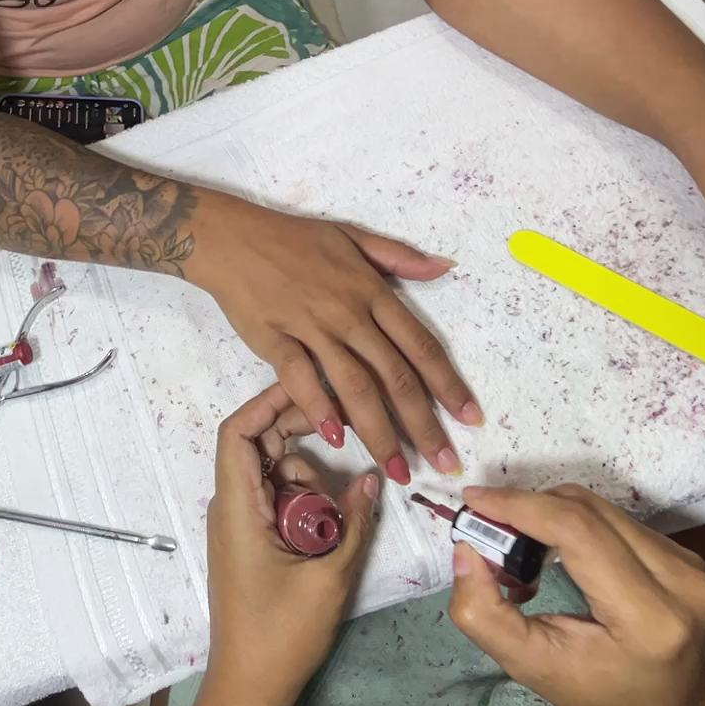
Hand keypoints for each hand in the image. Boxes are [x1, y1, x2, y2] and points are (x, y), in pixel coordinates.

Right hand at [187, 197, 479, 485]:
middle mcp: (348, 313)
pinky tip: (335, 438)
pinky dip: (318, 407)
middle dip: (424, 424)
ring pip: (354, 386)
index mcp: (370, 291)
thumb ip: (397, 256)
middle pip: (395, 376)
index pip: (420, 344)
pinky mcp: (275, 339)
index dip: (448, 384)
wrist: (233, 239)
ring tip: (399, 470)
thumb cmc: (291, 239)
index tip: (471, 418)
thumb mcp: (351, 236)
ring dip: (380, 432)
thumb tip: (444, 267)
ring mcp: (311, 328)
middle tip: (446, 464)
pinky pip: (300, 378)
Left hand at [204, 385, 379, 705]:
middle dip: (299, 434)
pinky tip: (330, 528)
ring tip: (334, 515)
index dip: (268, 402)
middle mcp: (232, 506)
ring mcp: (240, 523)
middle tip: (344, 435)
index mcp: (237, 506)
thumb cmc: (281, 635)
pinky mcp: (252, 539)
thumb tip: (374, 477)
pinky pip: (277, 500)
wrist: (249, 687)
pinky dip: (304, 502)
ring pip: (273, 473)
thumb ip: (354, 523)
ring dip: (308, 479)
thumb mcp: (329, 577)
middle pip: (257, 445)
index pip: (237, 432)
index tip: (311, 389)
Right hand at [445, 484, 704, 705]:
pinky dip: (569, 521)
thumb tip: (465, 549)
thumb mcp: (527, 665)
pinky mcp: (684, 555)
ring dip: (545, 512)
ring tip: (521, 546)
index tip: (472, 500)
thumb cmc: (596, 695)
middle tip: (486, 527)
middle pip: (584, 510)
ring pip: (595, 506)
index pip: (577, 531)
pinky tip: (556, 551)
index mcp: (648, 617)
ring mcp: (689, 566)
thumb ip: (482, 613)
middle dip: (524, 507)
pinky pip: (610, 516)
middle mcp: (680, 582)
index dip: (520, 506)